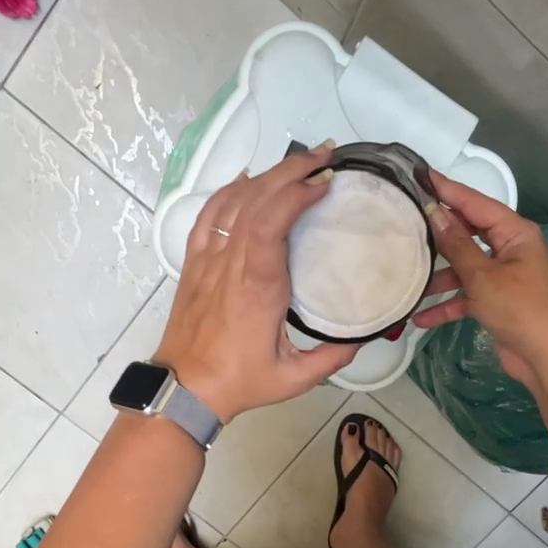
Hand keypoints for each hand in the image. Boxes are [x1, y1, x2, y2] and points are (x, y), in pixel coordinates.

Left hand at [152, 145, 358, 421]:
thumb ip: (333, 356)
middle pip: (255, 199)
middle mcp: (230, 265)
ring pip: (232, 202)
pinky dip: (227, 192)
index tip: (324, 184)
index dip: (296, 194)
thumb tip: (363, 336)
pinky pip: (208, 216)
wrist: (184, 390)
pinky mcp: (193, 265)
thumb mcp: (294, 378)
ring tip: (297, 163)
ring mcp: (208, 261)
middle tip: (324, 158)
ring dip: (265, 176)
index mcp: (257, 287)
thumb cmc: (238, 382)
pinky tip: (248, 179)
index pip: (270, 222)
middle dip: (290, 171)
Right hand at [412, 171, 547, 388]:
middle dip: (438, 234)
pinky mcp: (497, 301)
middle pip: (468, 234)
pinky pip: (467, 295)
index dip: (448, 190)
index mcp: (515, 233)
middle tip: (406, 220)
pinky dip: (447, 305)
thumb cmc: (519, 308)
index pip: (476, 203)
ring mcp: (504, 276)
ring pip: (464, 267)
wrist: (546, 355)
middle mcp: (511, 249)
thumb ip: (456, 245)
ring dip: (438, 278)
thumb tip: (435, 214)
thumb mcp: (482, 275)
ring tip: (408, 280)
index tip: (421, 176)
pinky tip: (420, 317)